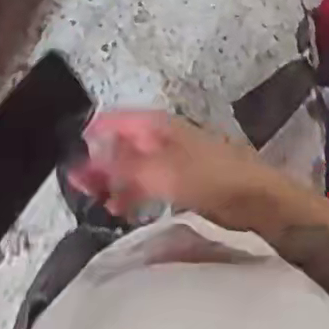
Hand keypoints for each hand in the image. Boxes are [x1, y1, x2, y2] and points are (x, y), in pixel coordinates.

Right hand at [68, 111, 291, 222]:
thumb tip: (88, 161)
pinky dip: (129, 193)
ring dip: (111, 180)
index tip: (70, 151)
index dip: (91, 132)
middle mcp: (159, 136)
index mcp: (155, 124)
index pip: (114, 120)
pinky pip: (144, 182)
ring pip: (130, 165)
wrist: (258, 200)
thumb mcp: (163, 172)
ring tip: (93, 201)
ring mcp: (169, 157)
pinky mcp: (179, 180)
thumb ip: (124, 168)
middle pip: (119, 143)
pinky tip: (120, 209)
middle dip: (98, 160)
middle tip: (76, 184)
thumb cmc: (210, 177)